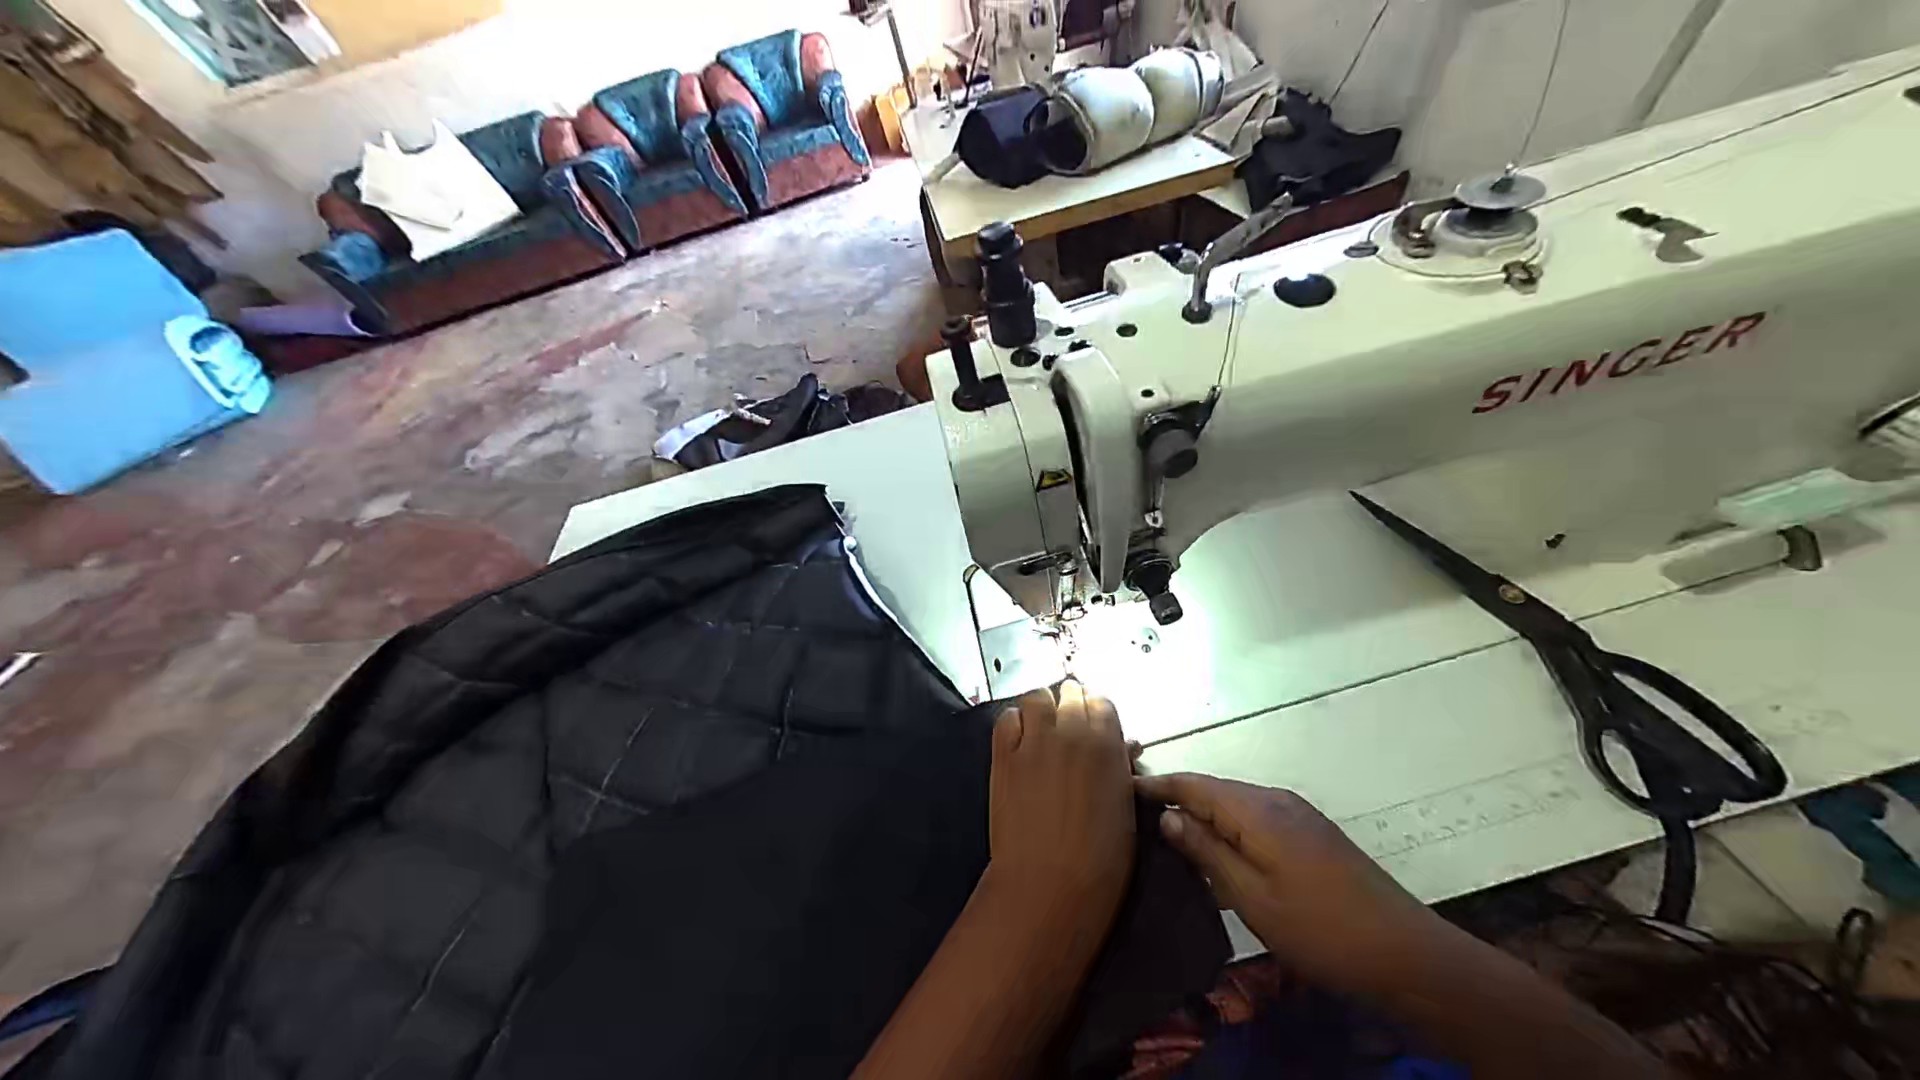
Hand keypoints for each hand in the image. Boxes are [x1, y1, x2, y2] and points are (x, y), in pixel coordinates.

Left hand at [987, 681, 1135, 925]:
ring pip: (1036, 697)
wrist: (1049, 884)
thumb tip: (1121, 746)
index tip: (1092, 722)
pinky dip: (1014, 722)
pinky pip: (1007, 719)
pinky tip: (1019, 740)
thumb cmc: (1102, 858)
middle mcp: (1070, 730)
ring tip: (1042, 728)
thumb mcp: (1124, 807)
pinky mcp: (1003, 754)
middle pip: (1068, 693)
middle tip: (1067, 725)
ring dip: (1041, 708)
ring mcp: (1033, 740)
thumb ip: (1119, 767)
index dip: (1096, 711)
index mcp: (1108, 742)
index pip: (1101, 701)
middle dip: (1069, 705)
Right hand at [1133, 773, 1443, 989]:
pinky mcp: (1311, 834)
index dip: (1156, 784)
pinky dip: (1228, 829)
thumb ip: (1206, 851)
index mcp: (1257, 809)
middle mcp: (1275, 800)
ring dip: (1203, 817)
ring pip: (1234, 806)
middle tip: (1139, 818)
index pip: (1193, 783)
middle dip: (1177, 799)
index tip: (1121, 786)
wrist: (1408, 956)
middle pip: (1213, 790)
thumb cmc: (1320, 928)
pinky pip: (1255, 820)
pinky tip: (1218, 856)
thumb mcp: (1251, 896)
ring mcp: (1297, 815)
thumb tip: (1168, 816)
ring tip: (1170, 838)